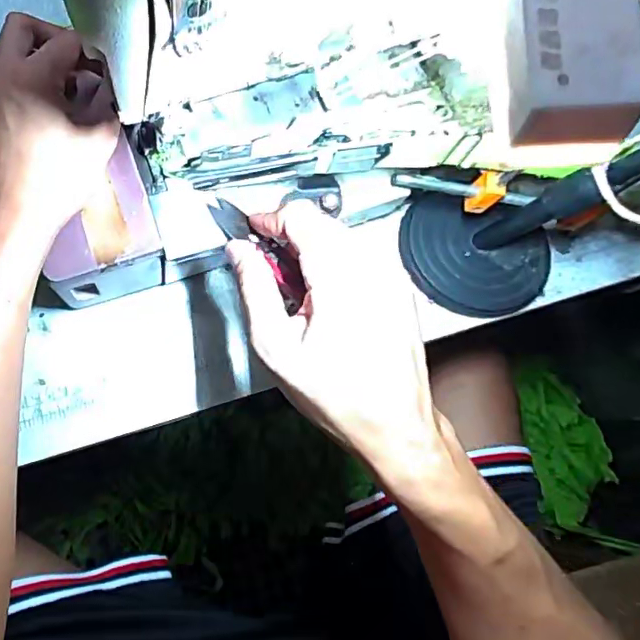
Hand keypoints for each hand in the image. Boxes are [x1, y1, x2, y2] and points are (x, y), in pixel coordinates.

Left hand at [0, 12, 119, 262]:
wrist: (13, 219)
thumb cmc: (57, 180)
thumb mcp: (99, 139)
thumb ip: (108, 102)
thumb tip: (106, 86)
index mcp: (28, 75)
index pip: (66, 41)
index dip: (92, 53)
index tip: (105, 74)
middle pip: (22, 28)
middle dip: (54, 39)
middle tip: (78, 68)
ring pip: (7, 53)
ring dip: (37, 60)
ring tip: (64, 93)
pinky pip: (1, 81)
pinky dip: (24, 83)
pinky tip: (45, 116)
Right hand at [227, 201, 452, 485]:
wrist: (394, 424)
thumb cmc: (341, 397)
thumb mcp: (277, 347)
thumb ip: (254, 288)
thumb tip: (240, 253)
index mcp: (341, 277)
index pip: (300, 215)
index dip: (268, 219)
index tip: (252, 232)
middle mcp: (373, 267)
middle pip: (320, 220)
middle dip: (288, 236)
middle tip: (268, 268)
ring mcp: (391, 274)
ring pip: (340, 234)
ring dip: (312, 249)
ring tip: (297, 291)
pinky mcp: (399, 284)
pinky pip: (360, 253)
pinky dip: (335, 262)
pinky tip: (324, 297)